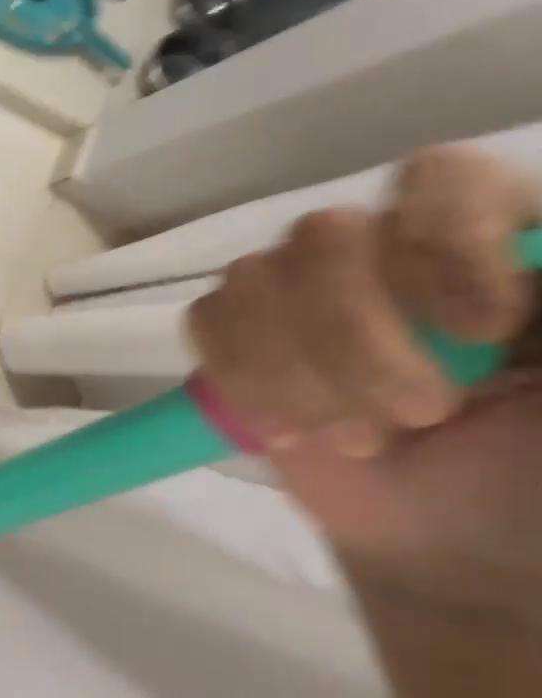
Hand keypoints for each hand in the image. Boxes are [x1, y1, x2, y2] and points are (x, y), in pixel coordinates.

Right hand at [188, 145, 541, 617]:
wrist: (452, 540)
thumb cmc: (537, 474)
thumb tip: (513, 283)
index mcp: (483, 244)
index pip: (441, 178)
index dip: (444, 235)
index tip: (482, 324)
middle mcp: (383, 249)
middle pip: (325, 233)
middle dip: (357, 336)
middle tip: (419, 414)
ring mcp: (298, 287)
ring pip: (254, 279)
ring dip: (303, 375)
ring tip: (360, 438)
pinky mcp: (236, 328)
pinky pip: (208, 322)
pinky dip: (249, 382)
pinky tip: (294, 426)